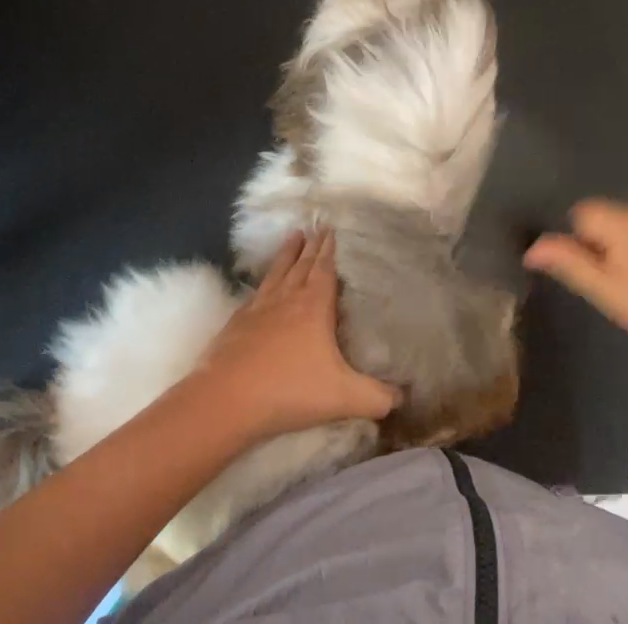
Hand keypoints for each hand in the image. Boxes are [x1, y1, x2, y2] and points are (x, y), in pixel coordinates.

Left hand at [193, 231, 400, 440]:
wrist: (226, 399)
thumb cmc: (290, 390)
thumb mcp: (345, 398)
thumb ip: (378, 398)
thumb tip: (401, 398)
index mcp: (314, 307)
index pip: (325, 270)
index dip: (330, 250)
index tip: (332, 230)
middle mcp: (285, 300)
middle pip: (300, 265)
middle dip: (311, 247)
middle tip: (316, 228)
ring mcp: (257, 310)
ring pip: (276, 274)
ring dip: (286, 255)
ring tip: (292, 237)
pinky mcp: (235, 325)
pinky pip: (254, 295)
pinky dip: (263, 283)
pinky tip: (261, 288)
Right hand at [524, 200, 627, 362]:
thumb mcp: (605, 292)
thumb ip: (569, 263)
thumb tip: (531, 248)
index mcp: (625, 225)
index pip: (583, 211)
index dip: (580, 239)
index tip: (593, 270)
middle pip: (608, 216)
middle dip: (603, 243)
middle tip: (614, 283)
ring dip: (626, 245)